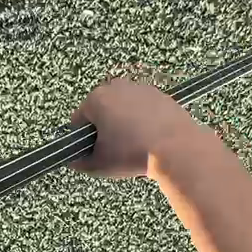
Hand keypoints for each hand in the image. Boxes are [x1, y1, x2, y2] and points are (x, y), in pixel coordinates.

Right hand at [69, 76, 205, 178]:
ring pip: (122, 107)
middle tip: (111, 149)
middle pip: (101, 110)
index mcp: (96, 99)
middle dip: (103, 127)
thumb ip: (81, 163)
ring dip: (122, 122)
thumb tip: (75, 162)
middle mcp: (116, 87)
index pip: (79, 118)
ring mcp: (140, 88)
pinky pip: (142, 108)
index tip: (89, 150)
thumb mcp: (98, 165)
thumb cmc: (133, 153)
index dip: (81, 137)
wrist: (175, 148)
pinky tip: (146, 138)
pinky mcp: (159, 94)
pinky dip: (141, 120)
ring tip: (131, 145)